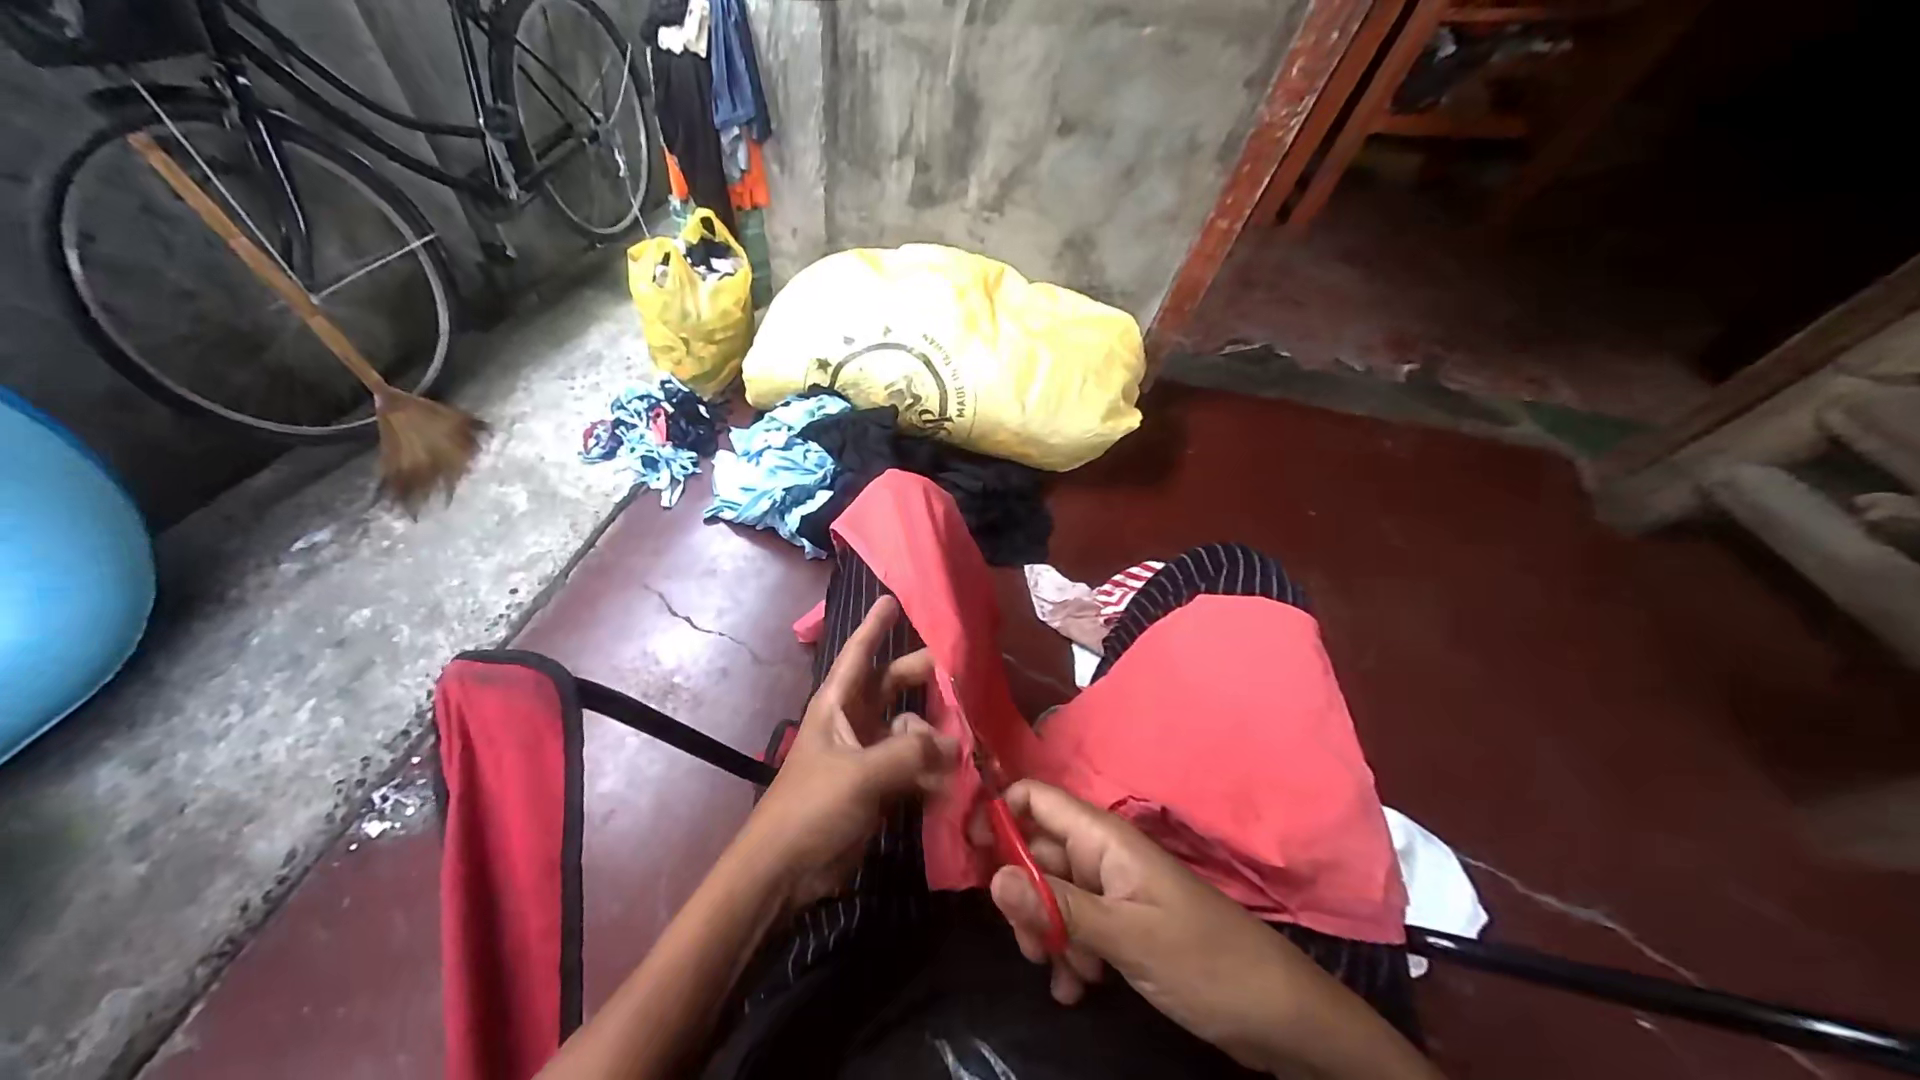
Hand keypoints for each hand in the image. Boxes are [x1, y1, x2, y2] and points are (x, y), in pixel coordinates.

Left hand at [741, 595, 956, 907]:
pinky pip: (913, 767)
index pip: (858, 654)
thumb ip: (911, 753)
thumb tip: (957, 743)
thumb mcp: (860, 774)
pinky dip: (932, 771)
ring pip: (909, 729)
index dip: (874, 627)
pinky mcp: (878, 788)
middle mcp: (853, 723)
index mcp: (837, 705)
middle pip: (892, 686)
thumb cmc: (811, 807)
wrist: (784, 871)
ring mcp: (866, 756)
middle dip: (922, 677)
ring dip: (935, 734)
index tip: (892, 599)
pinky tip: (955, 781)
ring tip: (967, 742)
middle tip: (959, 671)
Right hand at [984, 782, 1439, 1078]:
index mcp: (1104, 838)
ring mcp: (1112, 890)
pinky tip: (1078, 990)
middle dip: (1023, 896)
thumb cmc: (1205, 962)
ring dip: (1047, 934)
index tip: (970, 854)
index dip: (998, 814)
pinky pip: (1074, 925)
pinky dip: (1068, 955)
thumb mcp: (1126, 938)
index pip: (1036, 798)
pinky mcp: (1121, 924)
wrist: (1279, 1015)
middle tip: (1029, 945)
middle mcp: (1103, 855)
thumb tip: (989, 877)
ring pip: (1051, 894)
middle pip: (1036, 852)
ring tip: (1067, 976)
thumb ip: (1056, 906)